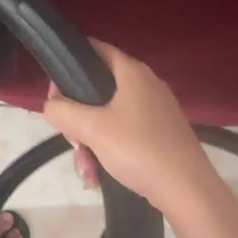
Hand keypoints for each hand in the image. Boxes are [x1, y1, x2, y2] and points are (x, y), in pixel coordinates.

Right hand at [41, 40, 217, 213]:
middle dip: (78, 118)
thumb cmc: (138, 149)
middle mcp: (146, 84)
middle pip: (98, 89)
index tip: (56, 96)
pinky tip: (101, 174)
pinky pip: (124, 134)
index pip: (95, 49)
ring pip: (109, 116)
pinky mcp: (160, 133)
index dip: (70, 66)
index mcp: (132, 72)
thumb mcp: (91, 129)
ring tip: (88, 169)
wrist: (186, 189)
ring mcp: (156, 110)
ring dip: (90, 141)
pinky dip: (109, 150)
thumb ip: (62, 111)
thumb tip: (51, 105)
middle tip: (73, 142)